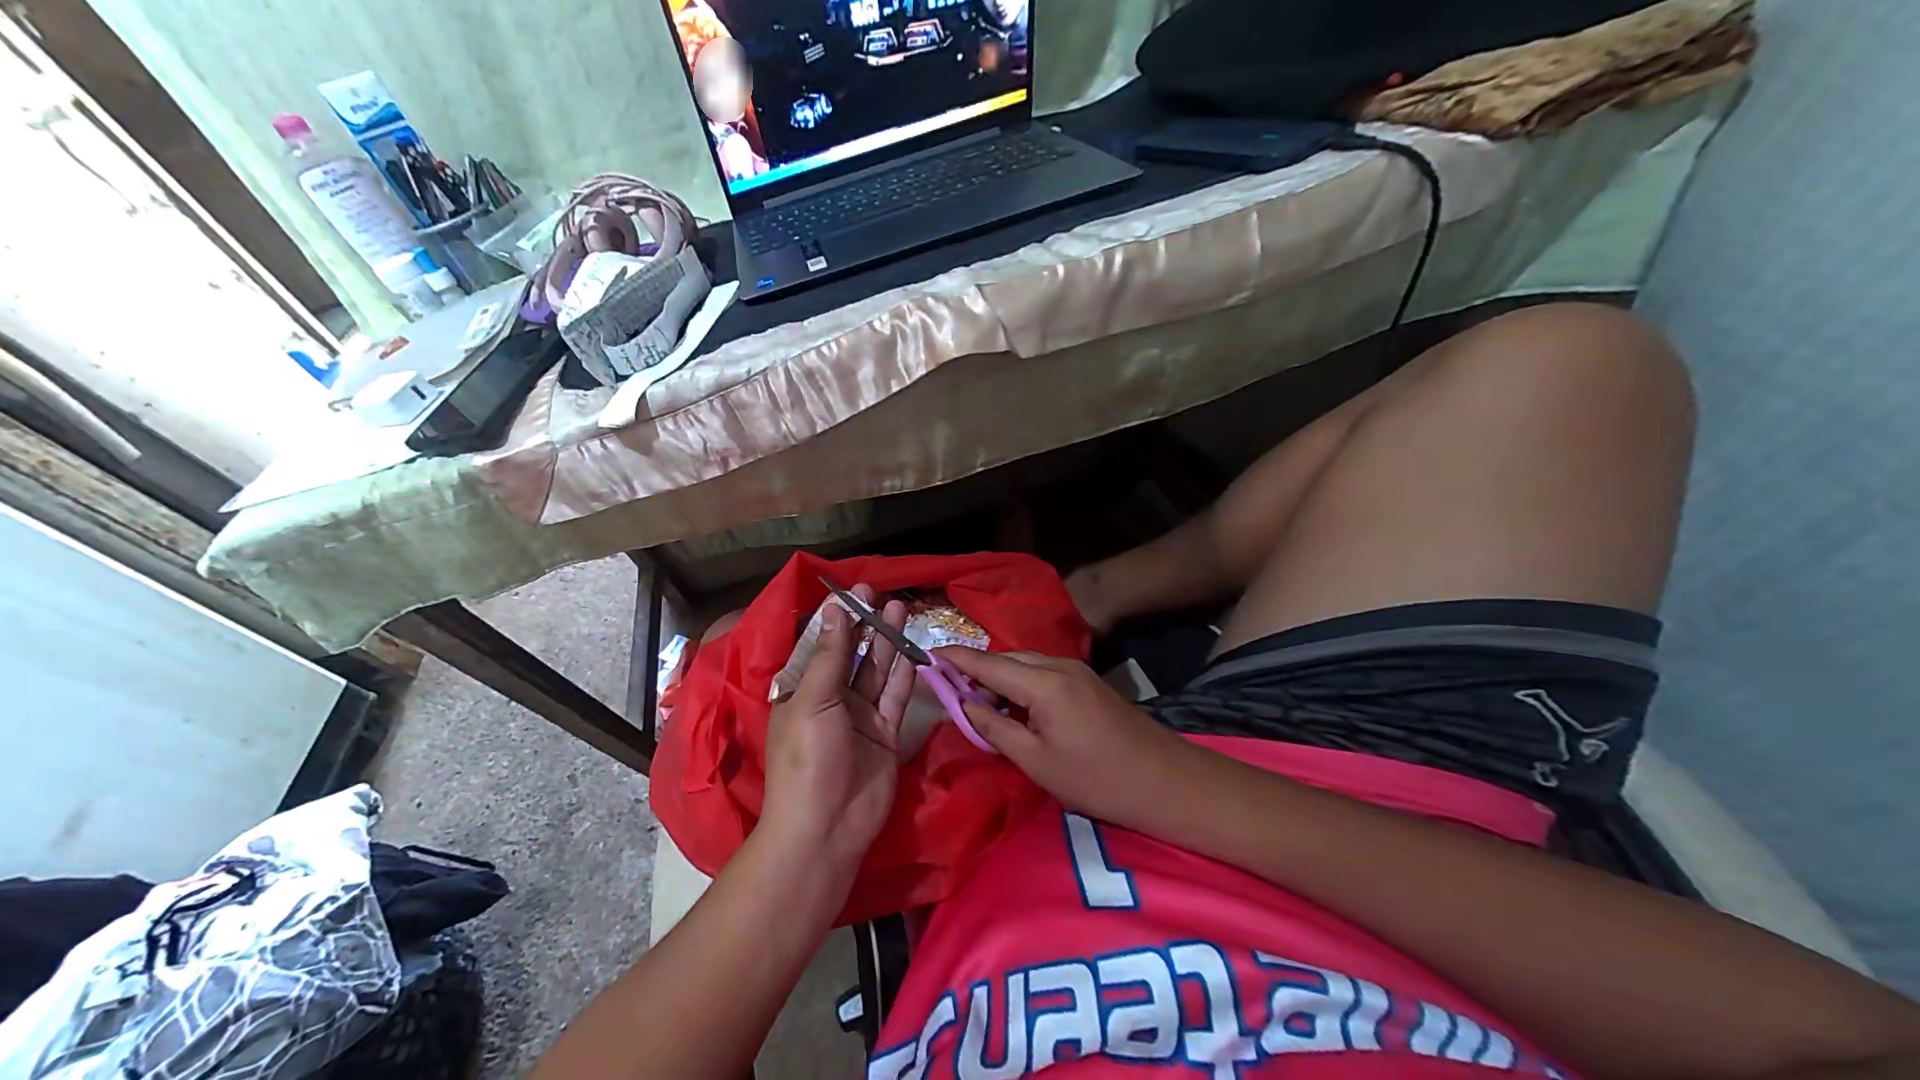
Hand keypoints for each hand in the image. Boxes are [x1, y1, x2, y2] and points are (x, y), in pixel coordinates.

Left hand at [762, 586, 914, 869]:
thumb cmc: (807, 758)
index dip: (836, 618)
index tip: (852, 592)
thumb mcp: (812, 700)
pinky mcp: (885, 733)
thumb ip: (830, 655)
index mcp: (801, 691)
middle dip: (864, 624)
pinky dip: (903, 674)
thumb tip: (835, 611)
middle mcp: (830, 699)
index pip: (820, 645)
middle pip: (851, 654)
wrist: (827, 825)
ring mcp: (859, 717)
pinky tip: (911, 650)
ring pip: (876, 671)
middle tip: (879, 594)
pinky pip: (894, 697)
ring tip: (899, 609)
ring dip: (886, 642)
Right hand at [934, 647, 1199, 827]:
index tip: (928, 654)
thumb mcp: (1036, 761)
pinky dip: (1021, 682)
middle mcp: (1059, 666)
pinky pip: (1043, 672)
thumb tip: (965, 705)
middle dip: (976, 667)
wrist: (1164, 781)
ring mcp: (1077, 671)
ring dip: (1000, 675)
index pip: (988, 663)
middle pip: (1007, 659)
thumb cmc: (1096, 779)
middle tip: (948, 685)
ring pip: (1026, 663)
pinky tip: (1014, 704)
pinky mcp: (1088, 682)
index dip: (956, 658)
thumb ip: (995, 728)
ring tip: (977, 698)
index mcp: (1043, 683)